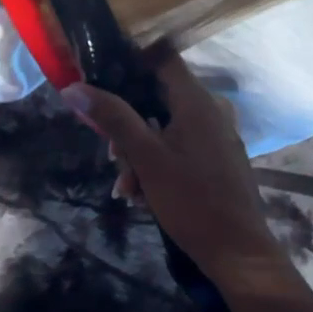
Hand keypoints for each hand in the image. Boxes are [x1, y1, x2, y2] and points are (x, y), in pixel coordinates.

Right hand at [65, 52, 267, 282]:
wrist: (239, 255)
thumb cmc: (191, 200)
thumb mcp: (145, 157)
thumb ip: (111, 118)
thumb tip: (73, 87)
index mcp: (196, 100)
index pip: (161, 55)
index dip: (130, 59)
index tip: (102, 74)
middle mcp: (210, 110)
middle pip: (157, 95)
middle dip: (127, 122)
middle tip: (110, 152)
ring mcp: (216, 135)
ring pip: (165, 125)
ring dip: (139, 150)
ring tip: (126, 186)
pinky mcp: (217, 159)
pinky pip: (180, 145)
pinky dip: (158, 161)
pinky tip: (142, 193)